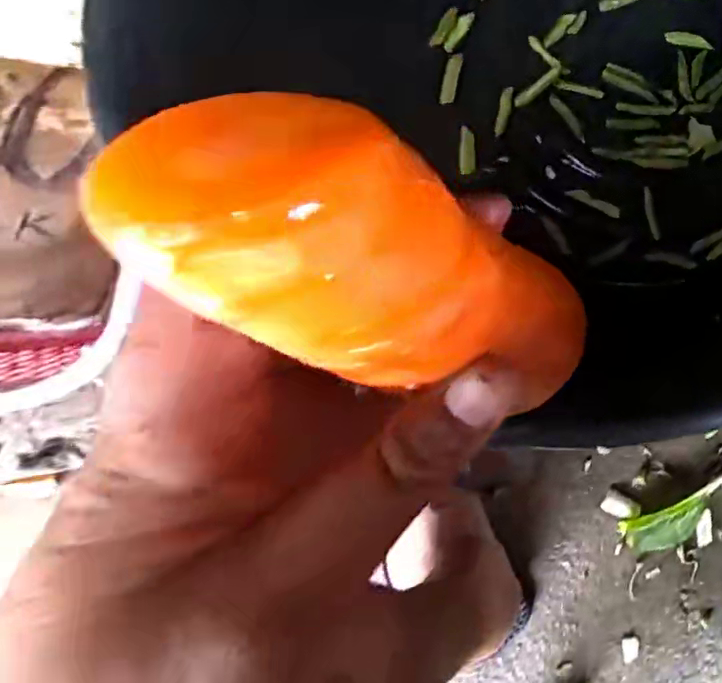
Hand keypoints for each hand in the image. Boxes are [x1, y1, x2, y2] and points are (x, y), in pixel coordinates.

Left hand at [0, 198, 538, 682]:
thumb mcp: (277, 595)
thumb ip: (392, 476)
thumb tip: (499, 371)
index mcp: (169, 432)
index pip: (203, 300)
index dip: (268, 224)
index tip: (362, 172)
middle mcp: (237, 411)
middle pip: (308, 299)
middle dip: (391, 243)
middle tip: (485, 210)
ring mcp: (302, 429)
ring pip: (369, 333)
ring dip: (436, 289)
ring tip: (507, 247)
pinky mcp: (354, 448)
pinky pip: (408, 378)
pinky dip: (456, 345)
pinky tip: (504, 324)